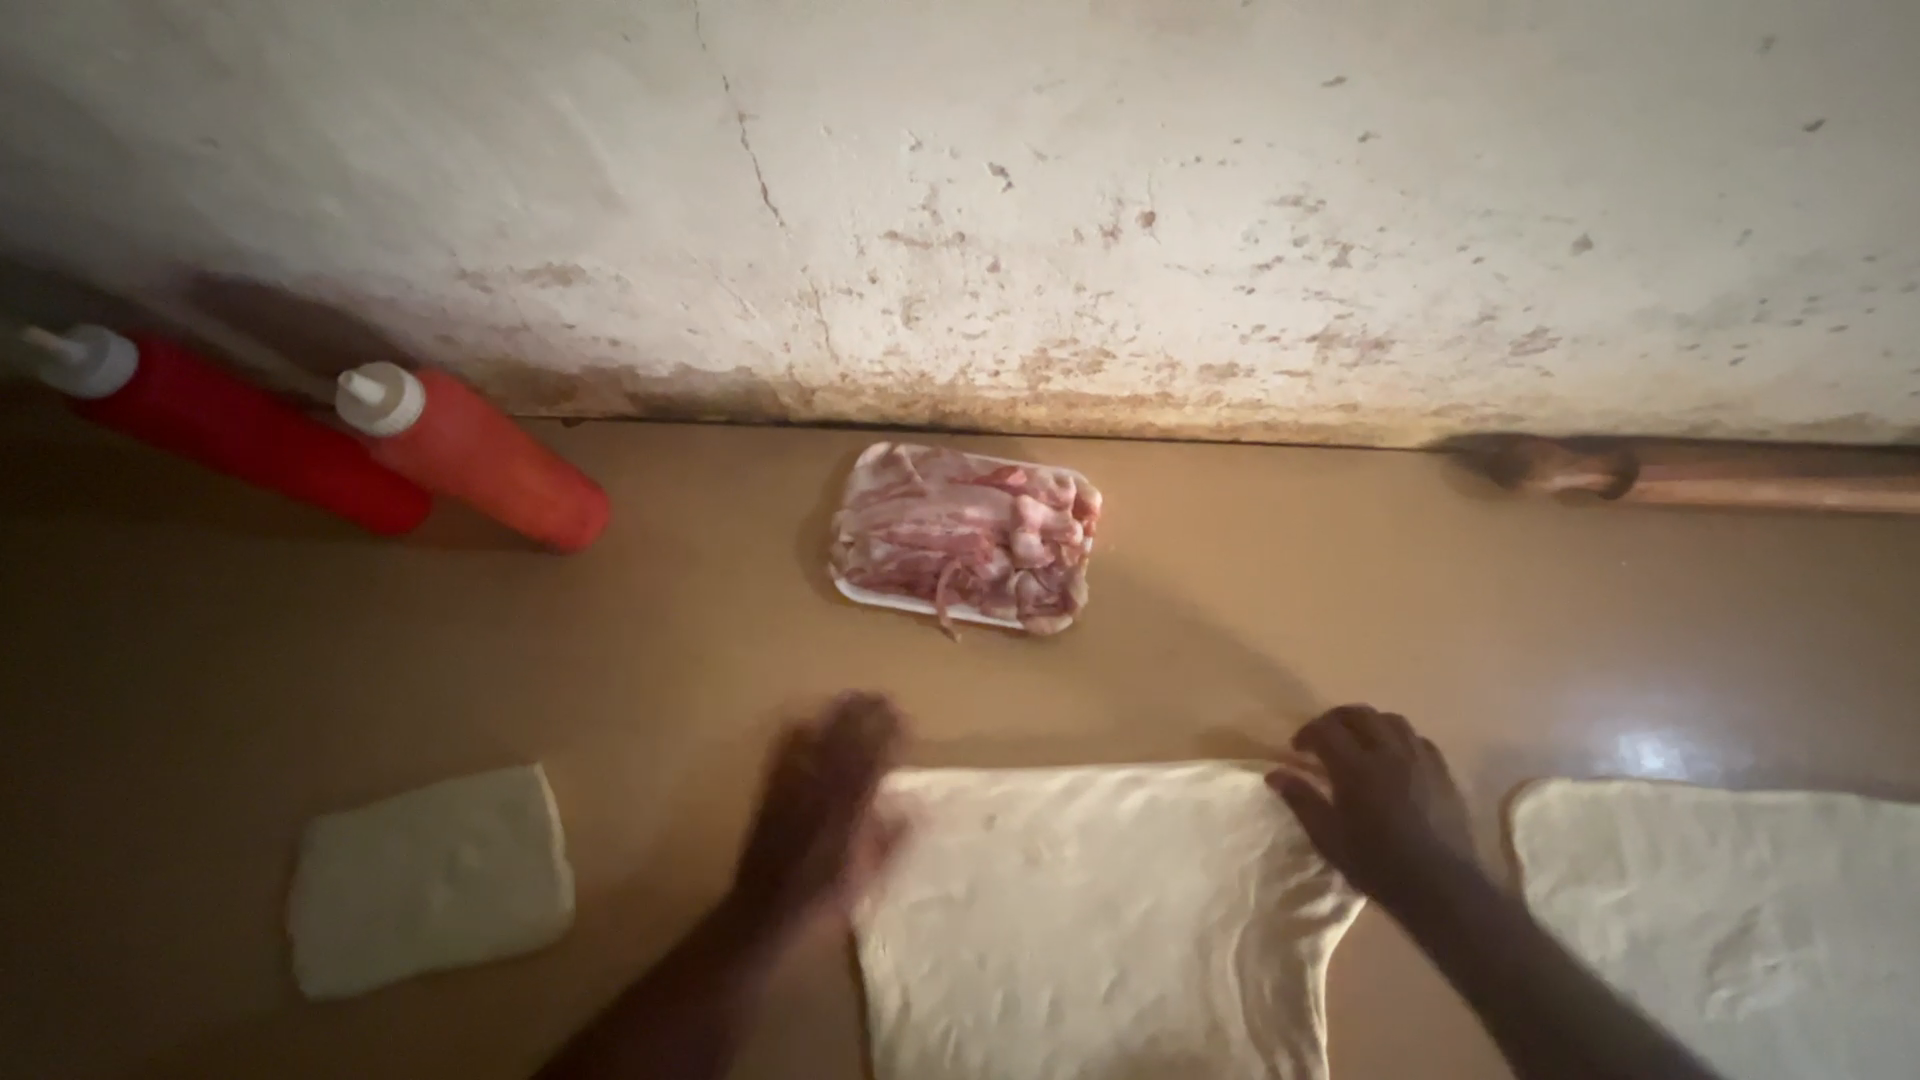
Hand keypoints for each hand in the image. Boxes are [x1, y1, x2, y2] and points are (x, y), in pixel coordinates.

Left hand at [727, 692, 909, 937]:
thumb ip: (894, 837)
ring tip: (851, 696)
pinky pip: (783, 754)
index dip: (891, 735)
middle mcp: (824, 790)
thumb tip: (918, 806)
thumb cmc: (826, 897)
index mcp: (853, 808)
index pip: (877, 760)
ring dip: (835, 716)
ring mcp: (795, 787)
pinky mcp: (772, 792)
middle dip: (866, 715)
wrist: (768, 910)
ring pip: (818, 740)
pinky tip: (802, 721)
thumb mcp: (871, 874)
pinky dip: (795, 734)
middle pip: (848, 741)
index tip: (904, 716)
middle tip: (882, 696)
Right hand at [1267, 704, 1475, 910]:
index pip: (1325, 729)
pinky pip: (1418, 739)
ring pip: (1391, 721)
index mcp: (1356, 768)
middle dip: (1335, 720)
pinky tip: (1393, 760)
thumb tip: (1274, 773)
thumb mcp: (1328, 838)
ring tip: (1359, 744)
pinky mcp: (1443, 772)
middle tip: (1324, 739)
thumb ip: (1301, 800)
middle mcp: (1389, 754)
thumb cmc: (1378, 865)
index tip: (1298, 750)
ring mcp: (1420, 760)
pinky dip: (1399, 739)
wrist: (1442, 889)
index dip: (1306, 733)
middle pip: (1359, 714)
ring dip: (1368, 725)